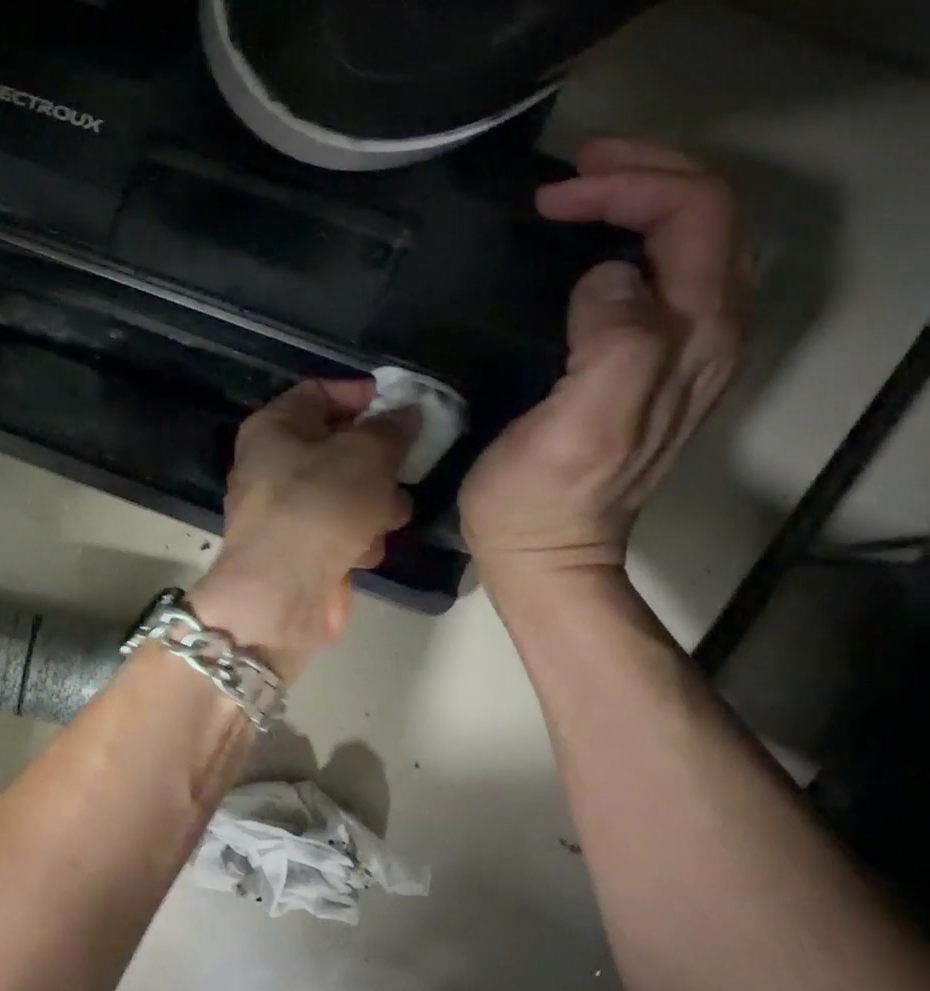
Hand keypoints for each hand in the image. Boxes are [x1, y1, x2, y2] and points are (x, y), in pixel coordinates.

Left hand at [192, 380, 415, 670]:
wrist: (281, 592)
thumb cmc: (318, 505)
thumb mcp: (365, 452)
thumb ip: (391, 427)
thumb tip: (405, 413)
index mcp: (271, 429)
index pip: (318, 393)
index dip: (362, 394)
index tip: (407, 405)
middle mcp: (271, 465)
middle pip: (340, 445)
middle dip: (378, 460)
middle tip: (408, 466)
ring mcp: (286, 510)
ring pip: (349, 491)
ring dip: (376, 504)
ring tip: (385, 516)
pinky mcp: (302, 548)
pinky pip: (344, 530)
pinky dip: (359, 538)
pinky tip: (362, 551)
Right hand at [461, 138, 749, 584]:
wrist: (547, 555)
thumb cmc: (544, 497)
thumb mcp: (579, 428)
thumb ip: (615, 346)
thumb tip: (608, 276)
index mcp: (693, 339)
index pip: (696, 218)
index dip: (631, 186)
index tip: (552, 196)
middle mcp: (708, 335)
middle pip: (710, 217)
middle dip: (646, 175)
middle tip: (568, 172)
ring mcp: (685, 352)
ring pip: (695, 242)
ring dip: (644, 202)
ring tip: (577, 195)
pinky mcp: (652, 366)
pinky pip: (668, 276)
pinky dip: (633, 242)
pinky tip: (586, 250)